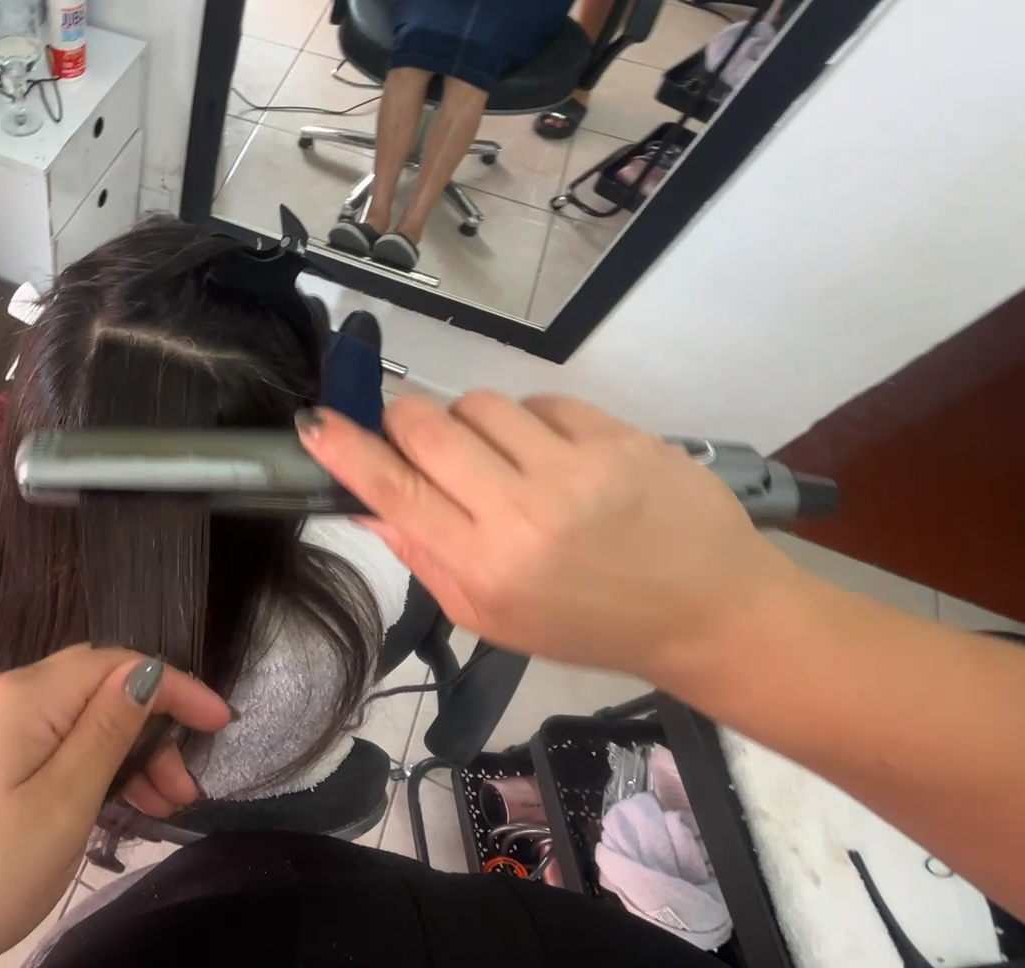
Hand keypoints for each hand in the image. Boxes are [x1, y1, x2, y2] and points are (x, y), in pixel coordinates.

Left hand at [0, 646, 229, 967]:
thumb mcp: (64, 802)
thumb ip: (108, 730)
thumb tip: (147, 673)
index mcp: (27, 694)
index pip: (115, 663)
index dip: (174, 684)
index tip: (223, 722)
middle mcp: (12, 696)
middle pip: (100, 687)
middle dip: (153, 725)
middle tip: (185, 792)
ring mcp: (0, 728)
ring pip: (83, 718)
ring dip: (130, 752)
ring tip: (165, 808)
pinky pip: (60, 744)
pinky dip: (98, 767)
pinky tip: (123, 806)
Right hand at [298, 393, 803, 676]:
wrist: (709, 613)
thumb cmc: (582, 623)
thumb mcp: (486, 612)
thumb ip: (419, 553)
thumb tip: (363, 501)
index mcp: (486, 565)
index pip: (394, 490)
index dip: (345, 450)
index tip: (314, 422)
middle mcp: (525, 512)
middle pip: (425, 427)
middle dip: (402, 422)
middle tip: (411, 439)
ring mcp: (578, 469)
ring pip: (477, 403)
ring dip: (467, 424)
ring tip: (495, 457)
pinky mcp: (620, 437)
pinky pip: (537, 401)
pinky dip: (525, 421)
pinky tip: (546, 453)